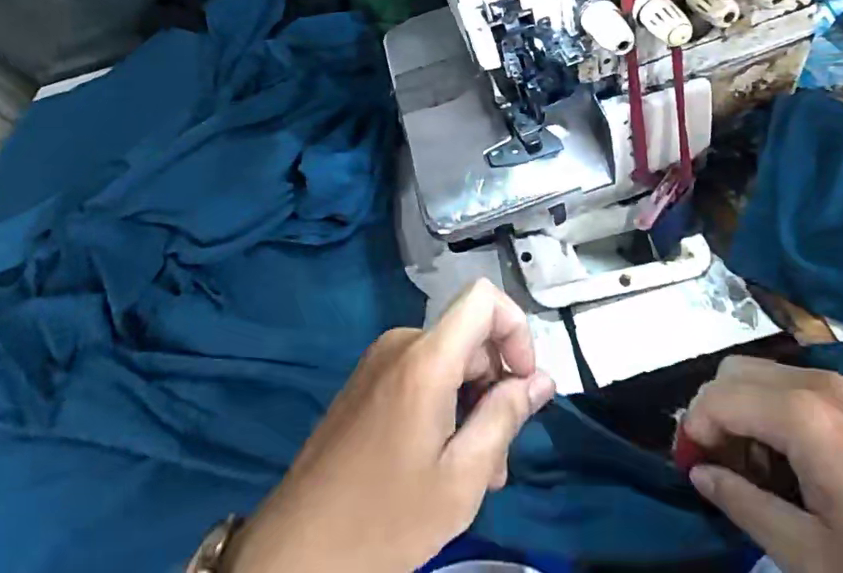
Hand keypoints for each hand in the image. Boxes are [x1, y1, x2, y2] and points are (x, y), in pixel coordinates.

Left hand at [225, 279, 556, 572]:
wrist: (301, 543)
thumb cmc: (388, 515)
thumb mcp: (462, 476)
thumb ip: (506, 417)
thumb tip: (541, 379)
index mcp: (425, 358)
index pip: (483, 298)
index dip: (516, 330)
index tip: (525, 383)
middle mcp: (400, 344)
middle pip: (469, 339)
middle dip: (496, 387)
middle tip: (499, 456)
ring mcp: (379, 361)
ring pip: (449, 363)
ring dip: (472, 405)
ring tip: (473, 471)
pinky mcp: (367, 380)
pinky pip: (422, 374)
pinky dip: (445, 404)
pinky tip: (442, 459)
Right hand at [681, 357, 842, 572]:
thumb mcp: (814, 557)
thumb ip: (744, 506)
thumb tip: (701, 474)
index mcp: (801, 415)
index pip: (717, 398)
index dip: (692, 431)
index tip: (690, 471)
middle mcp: (823, 385)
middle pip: (738, 371)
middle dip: (716, 410)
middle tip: (719, 466)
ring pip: (772, 375)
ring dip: (749, 409)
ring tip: (760, 471)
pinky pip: (809, 389)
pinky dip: (783, 411)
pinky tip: (803, 466)